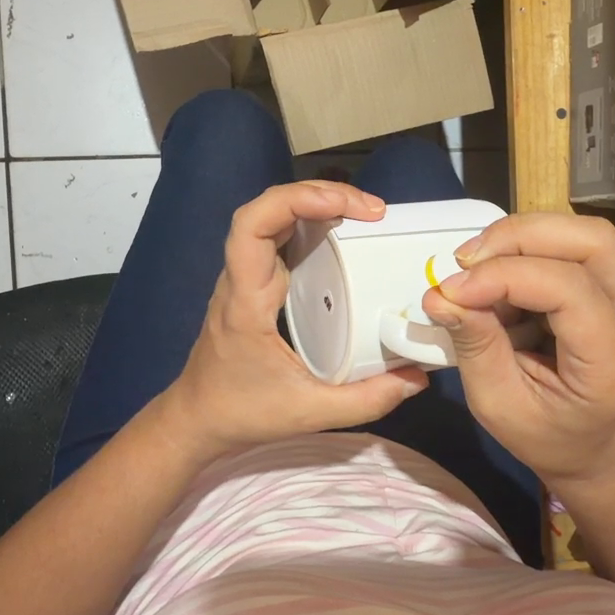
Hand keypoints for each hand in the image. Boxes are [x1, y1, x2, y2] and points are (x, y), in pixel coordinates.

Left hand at [163, 181, 427, 460]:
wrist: (198, 419)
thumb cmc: (242, 413)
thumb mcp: (309, 413)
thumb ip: (366, 400)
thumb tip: (416, 378)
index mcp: (245, 300)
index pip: (251, 226)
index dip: (295, 200)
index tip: (346, 208)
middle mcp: (242, 279)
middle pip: (267, 210)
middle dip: (320, 195)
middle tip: (374, 211)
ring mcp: (246, 278)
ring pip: (273, 218)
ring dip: (317, 204)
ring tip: (367, 215)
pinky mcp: (257, 285)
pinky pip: (279, 238)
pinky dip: (312, 224)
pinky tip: (345, 236)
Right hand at [422, 214, 614, 485]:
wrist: (587, 445)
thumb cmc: (542, 433)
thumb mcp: (496, 404)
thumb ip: (475, 346)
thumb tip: (439, 296)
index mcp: (611, 365)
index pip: (571, 291)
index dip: (507, 276)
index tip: (452, 289)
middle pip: (594, 241)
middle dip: (521, 236)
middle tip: (467, 261)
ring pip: (587, 233)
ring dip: (524, 236)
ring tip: (479, 265)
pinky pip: (575, 244)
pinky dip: (528, 246)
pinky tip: (499, 274)